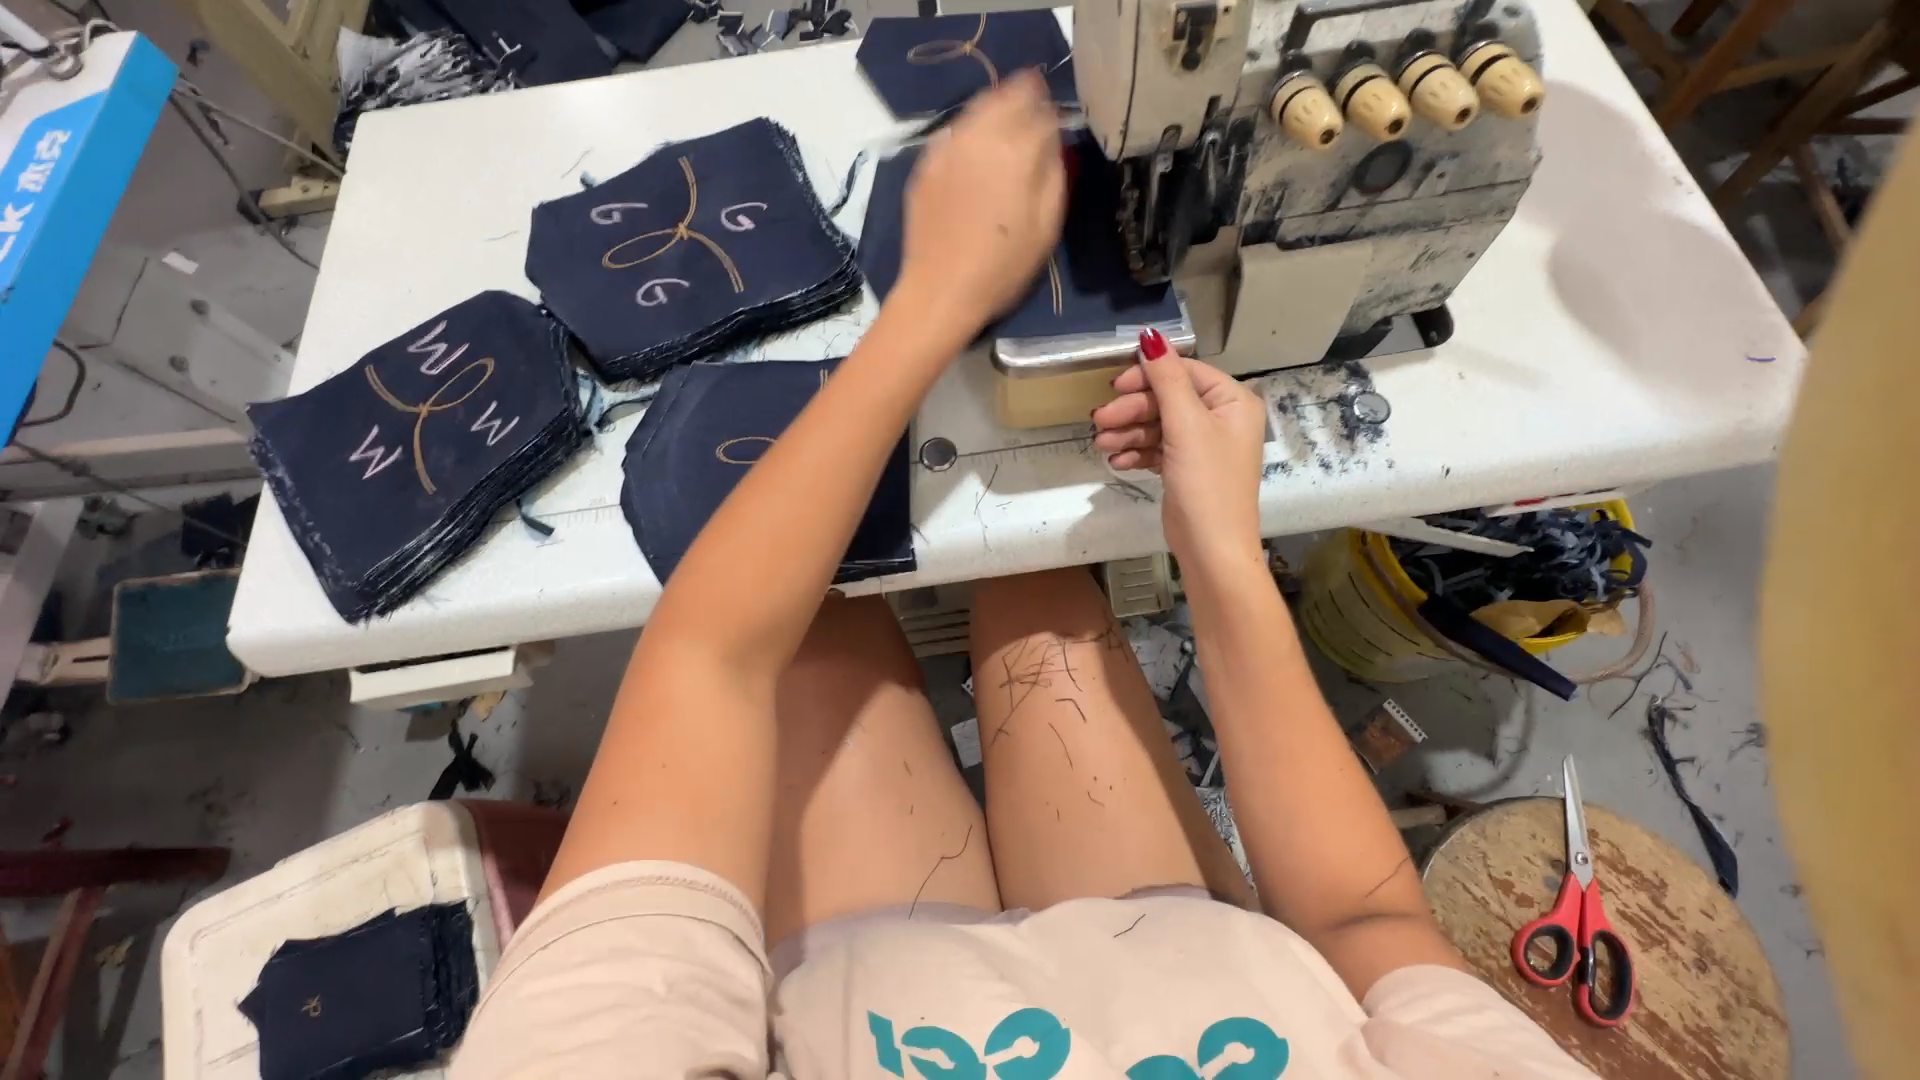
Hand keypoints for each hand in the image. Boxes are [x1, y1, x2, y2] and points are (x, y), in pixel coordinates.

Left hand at [896, 70, 1066, 336]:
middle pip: (1007, 96)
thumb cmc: (1002, 268)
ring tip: (1006, 126)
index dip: (1052, 114)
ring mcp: (948, 147)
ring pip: (978, 108)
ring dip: (996, 109)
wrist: (941, 290)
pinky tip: (974, 151)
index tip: (1056, 124)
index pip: (1042, 110)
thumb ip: (1054, 172)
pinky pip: (954, 132)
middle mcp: (981, 136)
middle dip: (1023, 100)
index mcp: (1017, 150)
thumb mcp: (1047, 226)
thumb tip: (1052, 139)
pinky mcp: (925, 164)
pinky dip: (969, 131)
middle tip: (1032, 113)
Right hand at [1093, 329, 1266, 567]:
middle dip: (1132, 411)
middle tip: (1099, 421)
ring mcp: (1203, 446)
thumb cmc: (1206, 483)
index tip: (1114, 385)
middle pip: (1167, 400)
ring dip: (1128, 434)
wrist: (1212, 548)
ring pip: (1158, 426)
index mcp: (1233, 401)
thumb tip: (1150, 335)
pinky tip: (1117, 462)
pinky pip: (1157, 450)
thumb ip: (1167, 379)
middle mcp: (1221, 419)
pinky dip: (1137, 453)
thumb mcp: (1186, 426)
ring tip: (1101, 445)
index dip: (1148, 376)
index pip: (1185, 373)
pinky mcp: (1186, 469)